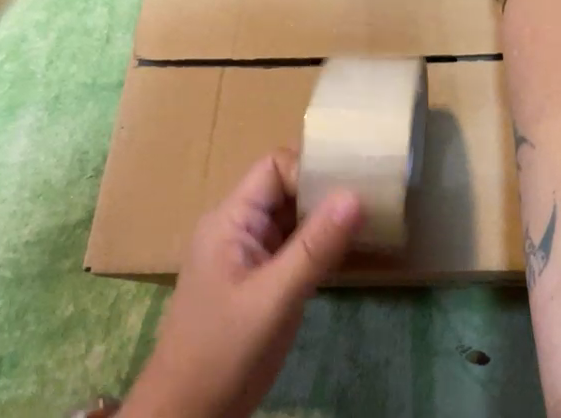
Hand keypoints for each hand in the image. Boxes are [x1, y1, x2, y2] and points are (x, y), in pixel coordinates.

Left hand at [120, 151, 361, 417]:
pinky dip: (321, 245)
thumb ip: (314, 247)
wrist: (187, 416)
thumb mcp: (274, 298)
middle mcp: (238, 228)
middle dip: (326, 192)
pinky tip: (351, 251)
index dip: (312, 171)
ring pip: (293, 219)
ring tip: (371, 219)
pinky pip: (294, 248)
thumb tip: (355, 194)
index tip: (352, 186)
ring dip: (326, 219)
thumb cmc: (223, 351)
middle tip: (373, 198)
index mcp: (230, 220)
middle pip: (286, 189)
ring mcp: (248, 256)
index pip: (275, 167)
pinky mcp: (260, 282)